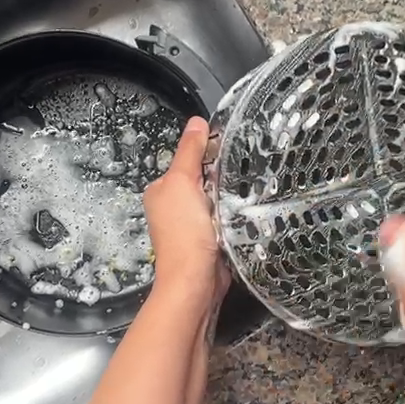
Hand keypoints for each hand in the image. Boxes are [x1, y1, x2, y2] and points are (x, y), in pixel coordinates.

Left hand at [143, 116, 227, 315]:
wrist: (196, 281)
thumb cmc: (183, 235)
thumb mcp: (182, 182)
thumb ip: (190, 152)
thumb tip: (197, 122)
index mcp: (162, 190)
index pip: (188, 159)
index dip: (208, 152)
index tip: (228, 150)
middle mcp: (174, 207)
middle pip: (206, 179)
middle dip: (222, 177)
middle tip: (238, 176)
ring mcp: (193, 225)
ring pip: (219, 199)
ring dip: (231, 198)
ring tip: (242, 196)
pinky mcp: (211, 240)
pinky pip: (228, 219)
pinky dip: (235, 217)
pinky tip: (242, 216)